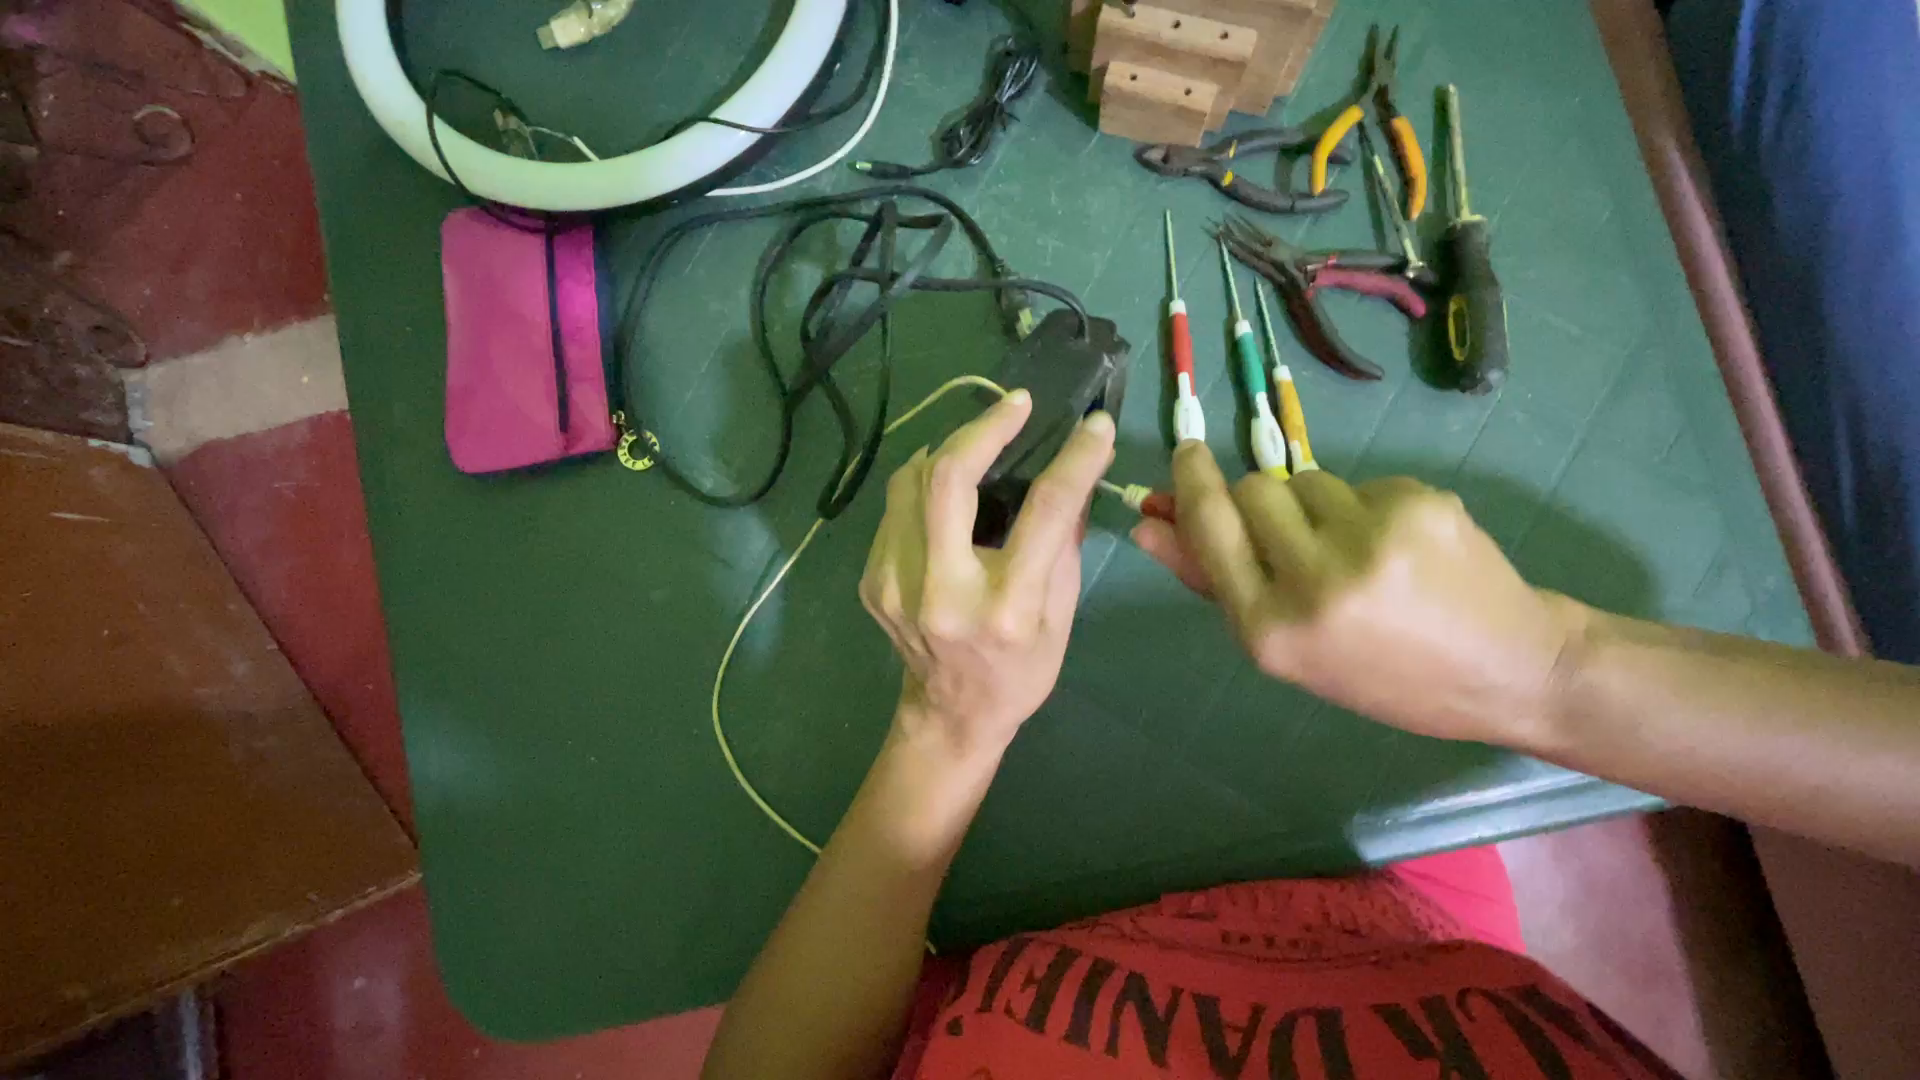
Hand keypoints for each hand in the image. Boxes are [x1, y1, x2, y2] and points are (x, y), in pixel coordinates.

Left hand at [860, 392, 1115, 759]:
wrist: (949, 716)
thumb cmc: (1018, 671)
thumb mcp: (1060, 618)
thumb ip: (1064, 543)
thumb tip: (1078, 470)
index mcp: (1003, 608)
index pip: (1043, 512)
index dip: (1074, 459)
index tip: (1093, 426)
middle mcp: (941, 591)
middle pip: (947, 479)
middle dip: (984, 427)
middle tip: (1017, 406)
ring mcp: (894, 584)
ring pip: (909, 482)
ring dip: (949, 449)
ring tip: (982, 439)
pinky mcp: (872, 580)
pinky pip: (896, 507)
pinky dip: (924, 484)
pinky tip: (949, 488)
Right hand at [1131, 441, 1584, 747]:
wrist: (1511, 670)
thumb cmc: (1381, 673)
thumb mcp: (1286, 647)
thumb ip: (1213, 581)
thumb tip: (1147, 525)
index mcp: (1271, 630)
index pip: (1209, 525)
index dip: (1191, 482)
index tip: (1188, 452)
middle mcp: (1314, 582)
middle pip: (1251, 490)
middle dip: (1260, 502)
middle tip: (1295, 537)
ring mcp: (1370, 539)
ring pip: (1304, 481)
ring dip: (1314, 506)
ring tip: (1359, 554)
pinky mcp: (1418, 505)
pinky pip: (1359, 482)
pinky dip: (1366, 507)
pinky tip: (1401, 548)